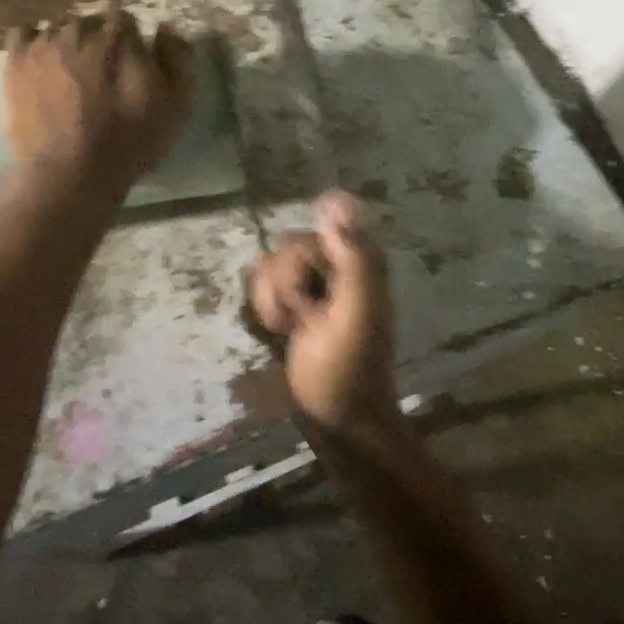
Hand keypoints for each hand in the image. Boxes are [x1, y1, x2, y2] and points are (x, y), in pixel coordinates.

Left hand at [4, 12, 193, 190]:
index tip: (130, 66)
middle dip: (97, 41)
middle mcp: (79, 30)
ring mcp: (43, 44)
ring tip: (69, 74)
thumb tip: (164, 28)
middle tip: (100, 75)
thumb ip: (176, 59)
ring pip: (58, 28)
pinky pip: (23, 33)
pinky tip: (41, 64)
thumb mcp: (176, 106)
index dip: (129, 43)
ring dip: (66, 44)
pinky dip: (34, 43)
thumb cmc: (129, 142)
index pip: (124, 19)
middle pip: (90, 22)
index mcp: (119, 36)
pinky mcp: (16, 62)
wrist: (71, 173)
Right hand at [249, 191, 398, 432]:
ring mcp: (315, 289)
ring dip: (271, 304)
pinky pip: (266, 289)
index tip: (306, 301)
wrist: (339, 427)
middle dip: (281, 290)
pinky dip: (266, 312)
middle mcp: (337, 267)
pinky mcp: (297, 308)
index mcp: (358, 262)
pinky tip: (280, 335)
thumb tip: (334, 196)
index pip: (303, 238)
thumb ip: (353, 257)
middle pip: (282, 253)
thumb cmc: (347, 374)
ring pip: (269, 270)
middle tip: (300, 323)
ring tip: (290, 333)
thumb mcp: (356, 314)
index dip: (295, 270)